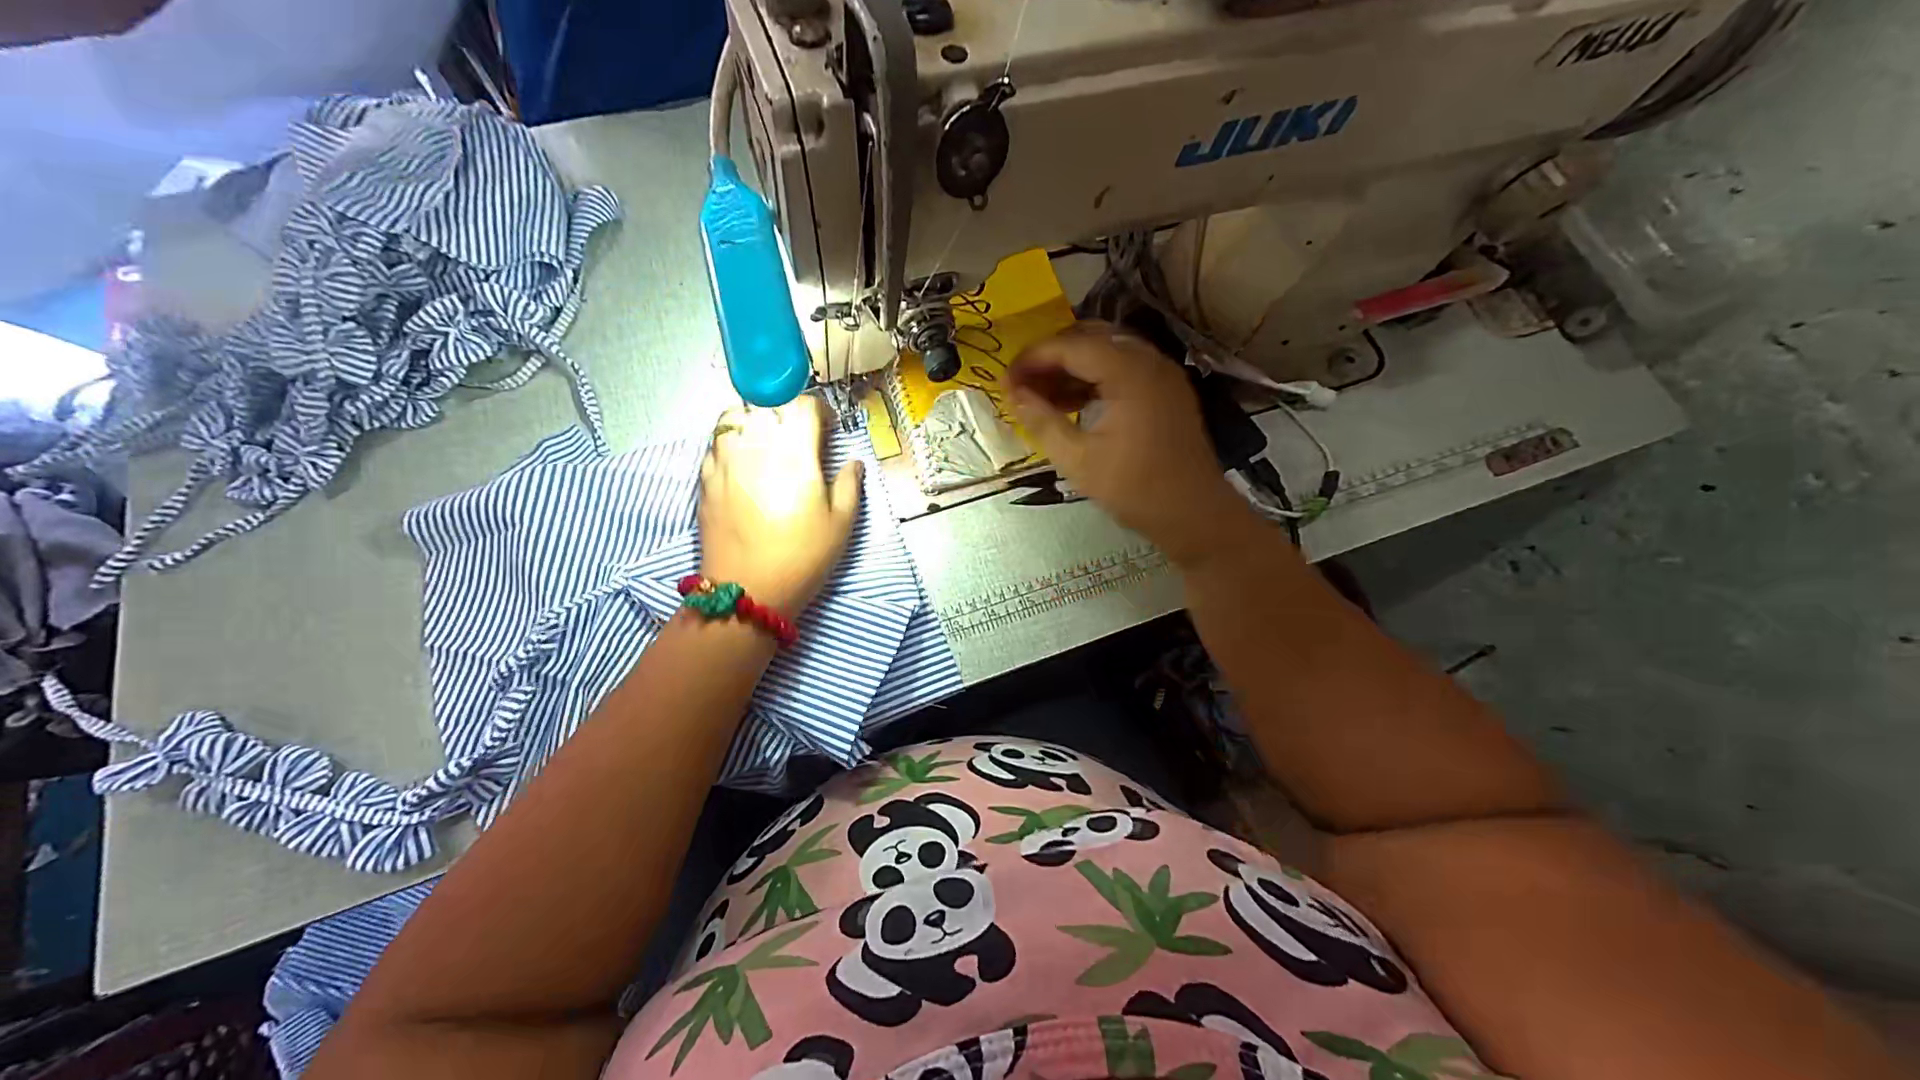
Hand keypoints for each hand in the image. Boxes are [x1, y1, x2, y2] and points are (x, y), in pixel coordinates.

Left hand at [699, 396, 862, 614]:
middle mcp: (756, 444)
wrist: (747, 590)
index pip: (803, 405)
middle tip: (798, 432)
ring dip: (753, 418)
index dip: (819, 410)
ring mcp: (725, 460)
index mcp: (794, 450)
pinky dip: (730, 441)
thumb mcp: (841, 524)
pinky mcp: (705, 478)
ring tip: (766, 439)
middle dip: (785, 410)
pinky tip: (742, 461)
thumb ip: (849, 485)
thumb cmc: (802, 557)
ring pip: (733, 416)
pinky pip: (714, 443)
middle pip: (767, 403)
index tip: (827, 428)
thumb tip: (853, 463)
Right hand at [1007, 322, 1263, 567]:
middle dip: (1052, 356)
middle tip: (1022, 381)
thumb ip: (1042, 421)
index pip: (1071, 345)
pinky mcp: (1166, 391)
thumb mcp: (1078, 459)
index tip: (1005, 378)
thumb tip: (1013, 395)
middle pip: (1091, 338)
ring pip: (1107, 352)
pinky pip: (1123, 370)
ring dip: (1071, 367)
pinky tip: (1069, 404)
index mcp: (1130, 372)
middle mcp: (1149, 361)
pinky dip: (1094, 379)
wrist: (1195, 515)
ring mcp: (1162, 374)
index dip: (1034, 358)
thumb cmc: (1135, 489)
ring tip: (1040, 395)